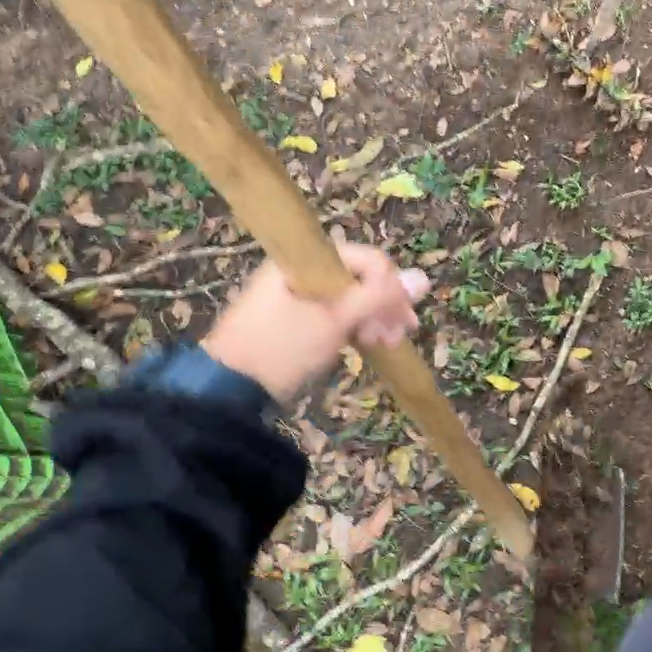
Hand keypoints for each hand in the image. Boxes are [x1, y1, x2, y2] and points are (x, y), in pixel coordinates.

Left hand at [201, 243, 430, 405]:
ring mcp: (300, 297)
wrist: (226, 393)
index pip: (365, 259)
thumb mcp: (335, 320)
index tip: (402, 313)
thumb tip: (425, 278)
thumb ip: (380, 297)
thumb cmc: (281, 348)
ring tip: (388, 342)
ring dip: (377, 316)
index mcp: (302, 264)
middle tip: (402, 331)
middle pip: (362, 277)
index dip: (390, 283)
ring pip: (354, 297)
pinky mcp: (300, 320)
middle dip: (386, 303)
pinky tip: (372, 342)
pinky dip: (360, 325)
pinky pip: (341, 313)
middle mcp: (302, 273)